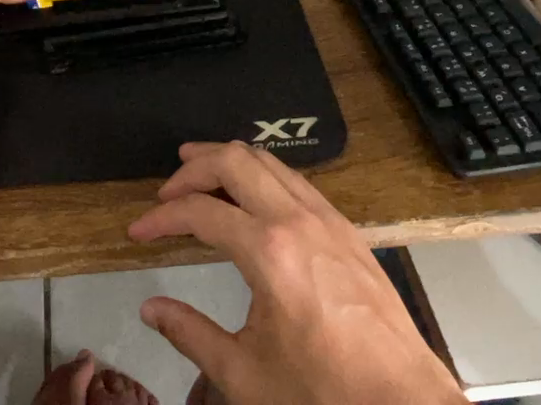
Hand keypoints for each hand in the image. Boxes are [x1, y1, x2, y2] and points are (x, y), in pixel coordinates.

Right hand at [128, 142, 466, 404]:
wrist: (402, 403)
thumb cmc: (321, 391)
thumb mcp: (244, 373)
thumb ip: (190, 334)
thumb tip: (150, 308)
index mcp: (268, 251)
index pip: (201, 211)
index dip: (162, 217)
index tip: (138, 231)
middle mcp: (297, 219)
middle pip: (235, 160)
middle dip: (194, 167)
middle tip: (167, 190)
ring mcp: (327, 218)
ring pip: (269, 160)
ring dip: (229, 161)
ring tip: (200, 173)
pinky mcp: (346, 228)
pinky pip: (295, 179)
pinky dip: (262, 174)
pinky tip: (251, 197)